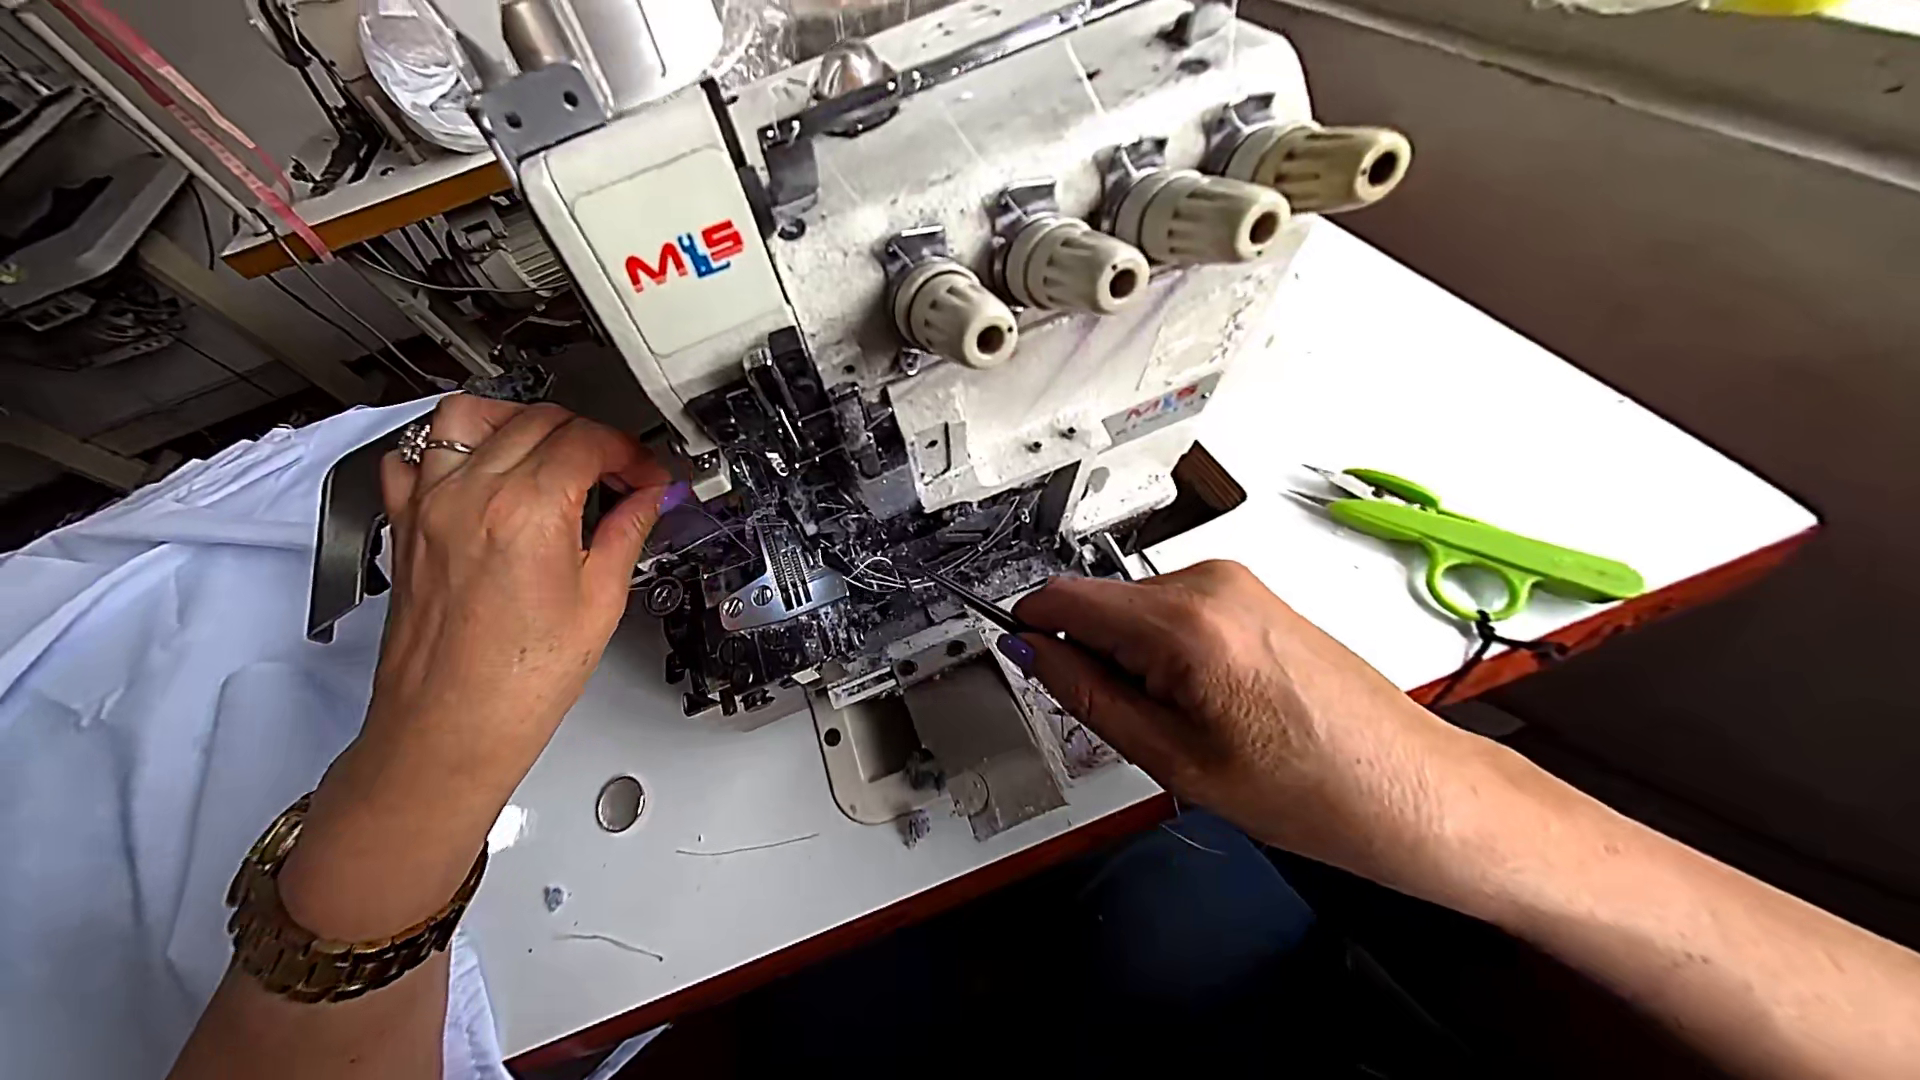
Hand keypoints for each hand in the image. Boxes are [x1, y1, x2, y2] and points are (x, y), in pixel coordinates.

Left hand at [365, 395, 670, 765]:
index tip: (647, 476)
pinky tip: (489, 471)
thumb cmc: (521, 677)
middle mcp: (470, 496)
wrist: (453, 724)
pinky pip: (417, 455)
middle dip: (592, 436)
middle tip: (620, 472)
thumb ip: (626, 531)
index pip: (588, 441)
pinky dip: (456, 447)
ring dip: (523, 421)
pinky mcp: (406, 524)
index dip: (630, 452)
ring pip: (471, 415)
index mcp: (528, 512)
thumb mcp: (601, 597)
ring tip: (557, 452)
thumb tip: (646, 499)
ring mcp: (428, 505)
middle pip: (539, 420)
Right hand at [1010, 561, 1489, 890]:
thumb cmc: (1317, 787)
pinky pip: (1169, 606)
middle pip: (1097, 601)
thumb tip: (1036, 653)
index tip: (1025, 656)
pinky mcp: (1248, 590)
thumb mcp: (1172, 757)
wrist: (1414, 789)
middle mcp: (1210, 583)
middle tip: (1126, 716)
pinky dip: (1161, 646)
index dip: (1031, 628)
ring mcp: (1234, 581)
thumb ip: (1087, 694)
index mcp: (1186, 625)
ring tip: (1180, 713)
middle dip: (1089, 652)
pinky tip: (1202, 695)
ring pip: (1132, 606)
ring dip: (1128, 653)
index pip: (1063, 597)